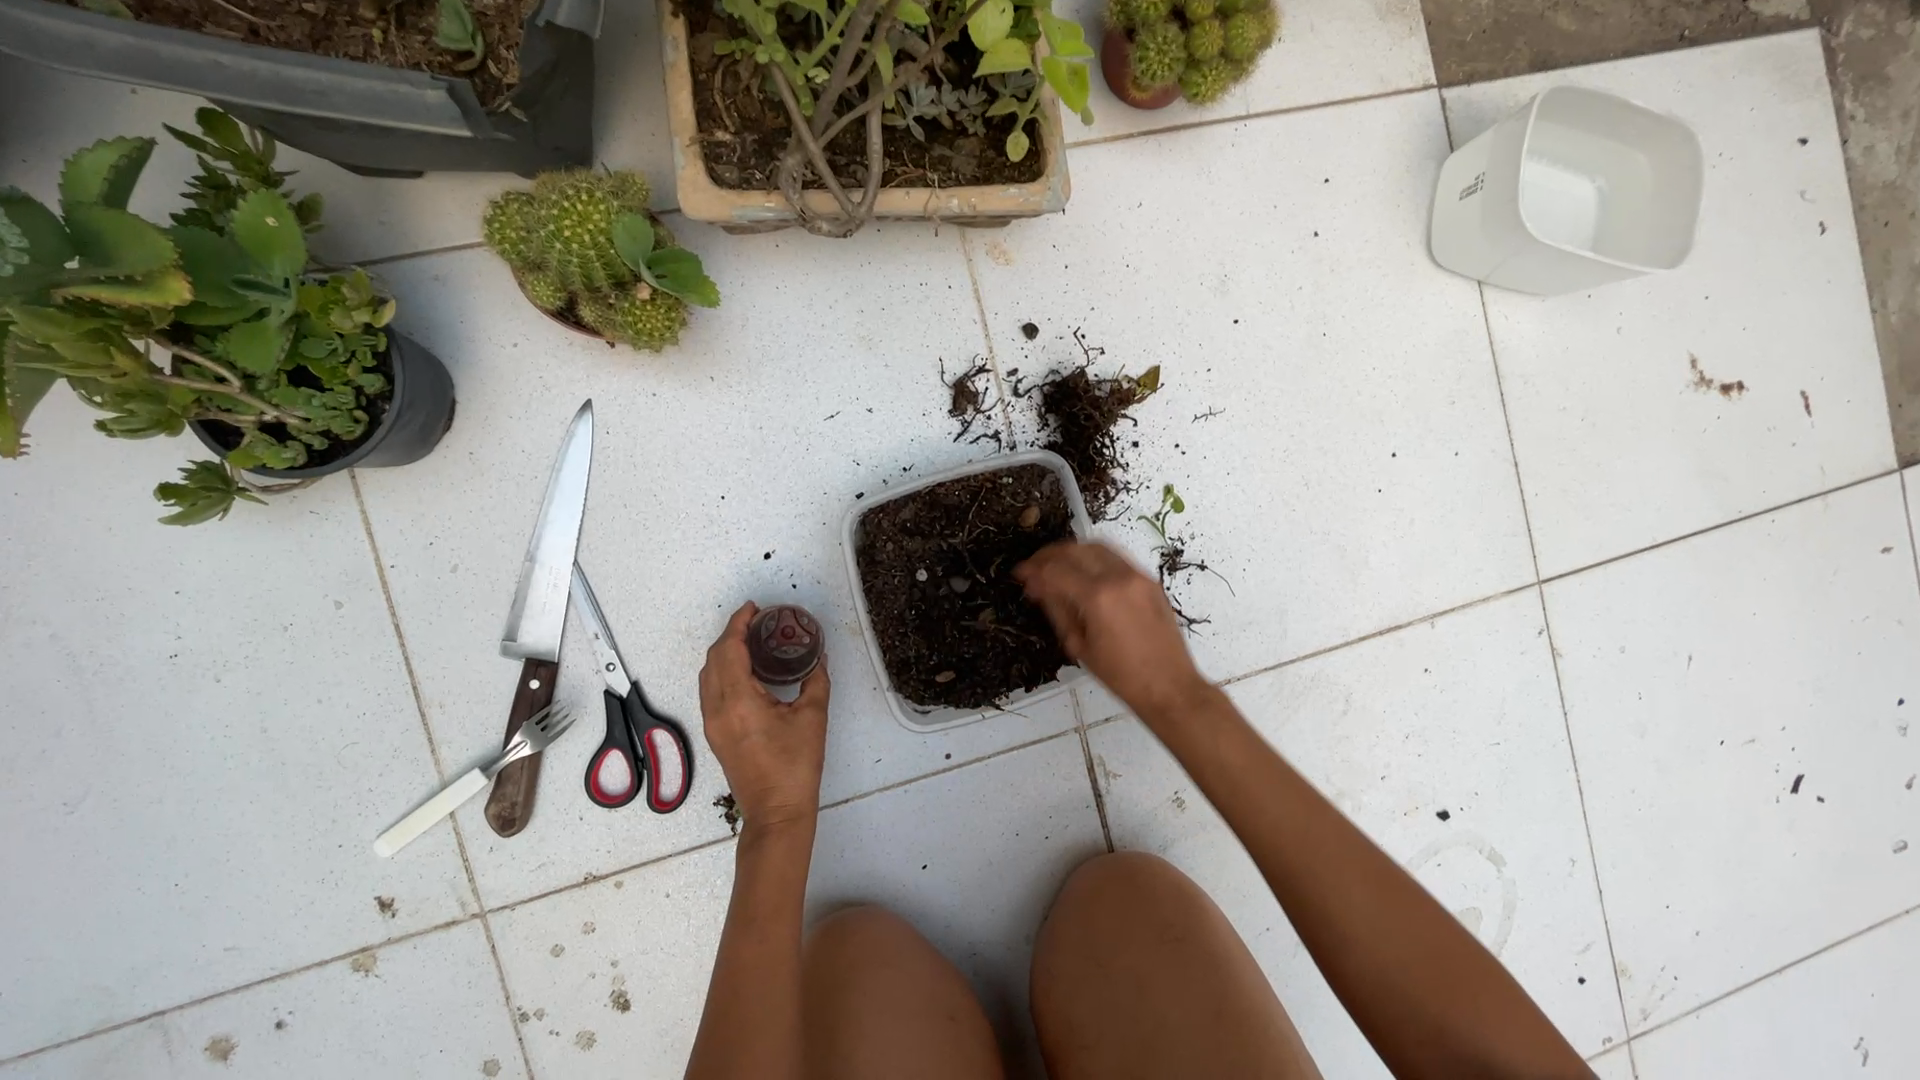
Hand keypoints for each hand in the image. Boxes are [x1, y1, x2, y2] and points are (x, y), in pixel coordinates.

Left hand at [699, 602, 830, 830]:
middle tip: (756, 621)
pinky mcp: (715, 734)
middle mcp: (717, 709)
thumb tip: (818, 658)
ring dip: (724, 653)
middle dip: (730, 634)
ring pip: (708, 675)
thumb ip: (816, 681)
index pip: (728, 649)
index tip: (753, 608)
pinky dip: (723, 671)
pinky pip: (711, 691)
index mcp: (738, 701)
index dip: (738, 624)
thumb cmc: (796, 767)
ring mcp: (712, 723)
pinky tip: (746, 670)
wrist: (776, 812)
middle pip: (713, 659)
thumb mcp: (813, 718)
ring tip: (751, 641)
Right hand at [1015, 541, 1208, 720]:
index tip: (1019, 574)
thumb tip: (1038, 587)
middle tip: (1033, 567)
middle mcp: (1119, 577)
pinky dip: (1094, 558)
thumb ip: (1057, 609)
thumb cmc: (1121, 676)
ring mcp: (1138, 575)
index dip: (1033, 570)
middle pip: (1075, 550)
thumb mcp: (1079, 645)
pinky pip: (1116, 557)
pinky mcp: (1150, 580)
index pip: (1056, 570)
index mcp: (1098, 597)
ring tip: (1055, 565)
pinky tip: (1083, 571)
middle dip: (1049, 555)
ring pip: (1097, 547)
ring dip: (1072, 551)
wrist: (1169, 686)